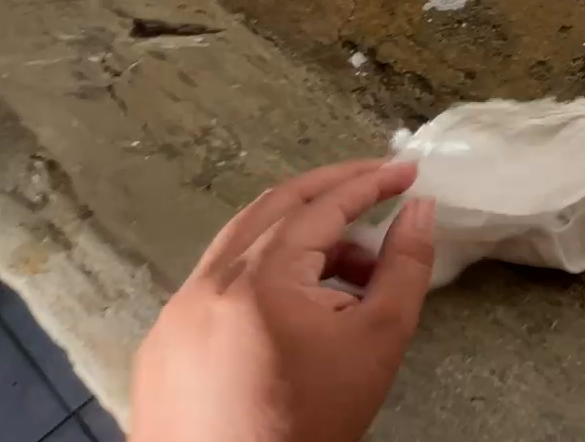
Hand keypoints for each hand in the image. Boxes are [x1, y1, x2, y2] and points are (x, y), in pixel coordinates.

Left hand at [130, 160, 436, 441]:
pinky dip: (273, 266)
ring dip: (306, 231)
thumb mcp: (383, 332)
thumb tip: (421, 207)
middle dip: (333, 186)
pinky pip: (222, 280)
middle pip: (273, 208)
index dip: (372, 182)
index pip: (322, 207)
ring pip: (245, 243)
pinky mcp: (163, 346)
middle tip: (382, 179)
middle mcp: (202, 288)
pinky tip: (311, 297)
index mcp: (256, 282)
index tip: (411, 170)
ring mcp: (173, 318)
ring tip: (359, 261)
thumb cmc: (316, 413)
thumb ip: (407, 261)